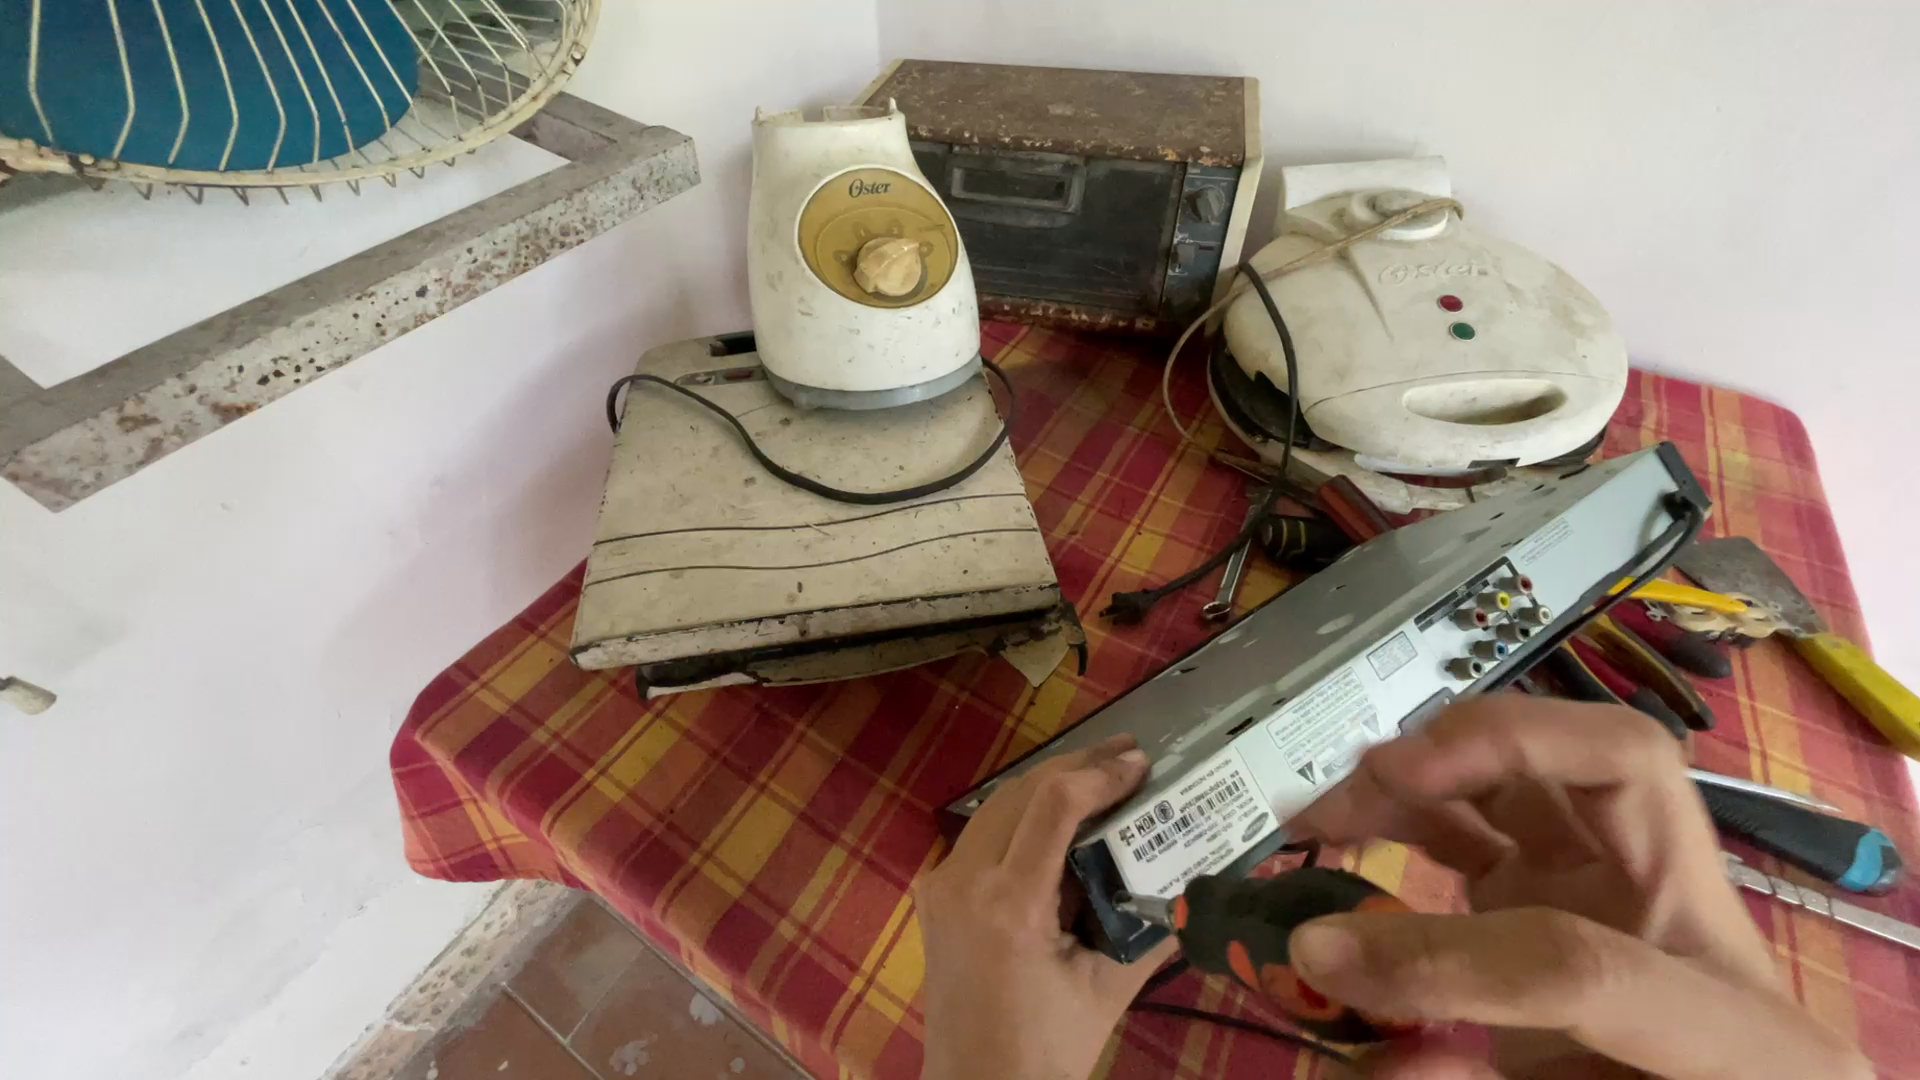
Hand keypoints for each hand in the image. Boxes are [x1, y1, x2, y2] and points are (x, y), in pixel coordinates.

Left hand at [917, 734, 1178, 1079]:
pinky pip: (981, 831)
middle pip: (1022, 790)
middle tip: (1127, 750)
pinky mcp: (933, 889)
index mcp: (1010, 905)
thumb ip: (1146, 925)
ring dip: (1048, 781)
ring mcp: (940, 880)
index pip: (1054, 805)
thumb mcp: (1107, 990)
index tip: (1140, 762)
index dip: (1100, 773)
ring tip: (1098, 769)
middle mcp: (964, 879)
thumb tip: (1189, 871)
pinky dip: (1021, 811)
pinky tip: (1054, 809)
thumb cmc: (1047, 1049)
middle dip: (1078, 763)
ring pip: (997, 802)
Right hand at [1283, 696, 1868, 1078]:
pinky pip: (1477, 801)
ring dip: (1416, 764)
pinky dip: (1399, 798)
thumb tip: (1352, 1040)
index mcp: (1746, 1038)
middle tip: (1381, 773)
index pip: (1591, 966)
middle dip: (1483, 745)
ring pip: (1530, 757)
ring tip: (1323, 807)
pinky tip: (1336, 821)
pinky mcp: (1552, 867)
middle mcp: (1686, 920)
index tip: (1328, 955)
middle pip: (1618, 763)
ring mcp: (1619, 878)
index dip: (1454, 956)